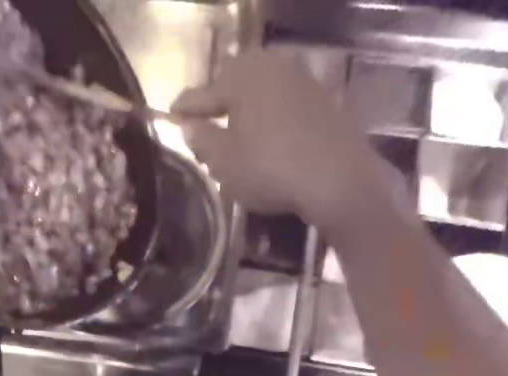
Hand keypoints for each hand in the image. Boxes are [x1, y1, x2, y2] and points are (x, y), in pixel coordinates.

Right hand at [173, 48, 388, 232]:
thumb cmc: (269, 168)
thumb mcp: (224, 162)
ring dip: (246, 113)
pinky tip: (266, 141)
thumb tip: (189, 125)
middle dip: (219, 104)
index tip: (171, 115)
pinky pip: (283, 107)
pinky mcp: (322, 101)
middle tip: (204, 127)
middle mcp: (271, 65)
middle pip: (235, 84)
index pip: (203, 92)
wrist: (336, 177)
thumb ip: (202, 140)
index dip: (185, 108)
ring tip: (235, 138)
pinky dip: (270, 121)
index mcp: (241, 74)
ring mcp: (301, 79)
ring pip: (261, 94)